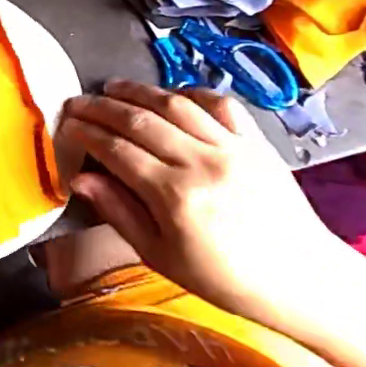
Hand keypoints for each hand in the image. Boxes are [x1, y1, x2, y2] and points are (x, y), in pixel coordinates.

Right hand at [58, 81, 365, 325]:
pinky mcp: (255, 140)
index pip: (116, 150)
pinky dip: (189, 92)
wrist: (299, 277)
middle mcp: (201, 162)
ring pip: (175, 103)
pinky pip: (218, 103)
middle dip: (101, 107)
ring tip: (112, 88)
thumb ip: (119, 211)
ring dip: (138, 91)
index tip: (66, 125)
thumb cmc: (224, 278)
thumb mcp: (159, 255)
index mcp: (174, 196)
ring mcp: (232, 147)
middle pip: (140, 120)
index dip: (86, 133)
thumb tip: (81, 178)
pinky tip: (169, 95)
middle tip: (77, 101)